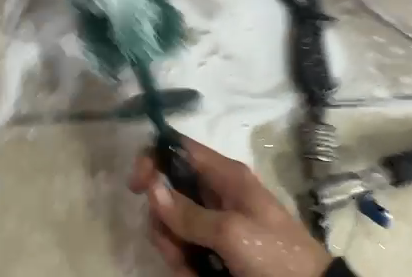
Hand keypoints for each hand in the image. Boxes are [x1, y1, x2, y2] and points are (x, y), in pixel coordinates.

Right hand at [129, 136, 334, 276]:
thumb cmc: (274, 255)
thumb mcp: (231, 232)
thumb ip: (189, 212)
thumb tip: (152, 186)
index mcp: (224, 175)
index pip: (177, 147)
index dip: (152, 158)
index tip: (137, 187)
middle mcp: (216, 194)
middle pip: (168, 191)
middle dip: (163, 220)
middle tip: (173, 246)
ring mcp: (216, 225)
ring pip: (173, 225)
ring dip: (172, 247)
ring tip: (189, 270)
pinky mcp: (217, 252)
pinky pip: (186, 250)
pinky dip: (184, 264)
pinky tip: (195, 276)